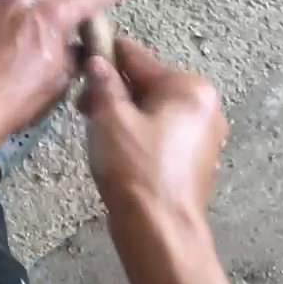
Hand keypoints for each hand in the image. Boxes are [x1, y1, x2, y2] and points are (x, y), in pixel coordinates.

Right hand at [78, 38, 226, 220]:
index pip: (137, 56)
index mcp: (188, 88)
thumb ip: (104, 82)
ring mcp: (203, 134)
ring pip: (151, 107)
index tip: (78, 58)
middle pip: (146, 82)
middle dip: (112, 90)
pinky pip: (160, 129)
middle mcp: (204, 105)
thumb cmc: (134, 166)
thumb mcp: (109, 116)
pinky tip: (116, 148)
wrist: (159, 227)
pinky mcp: (194, 158)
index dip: (104, 56)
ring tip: (96, 130)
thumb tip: (97, 60)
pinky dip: (136, 130)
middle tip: (83, 108)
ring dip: (121, 111)